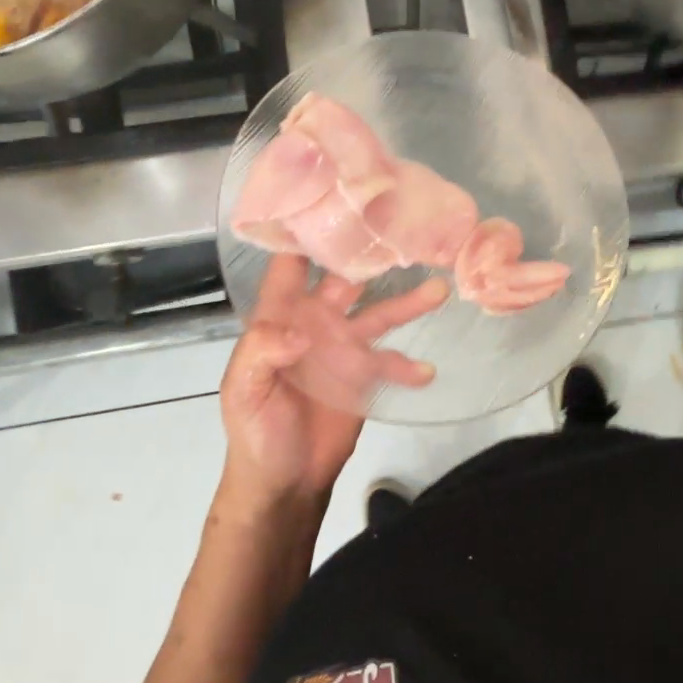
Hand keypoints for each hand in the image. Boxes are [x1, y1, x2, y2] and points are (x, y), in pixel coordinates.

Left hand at [219, 255, 447, 502]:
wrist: (285, 482)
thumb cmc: (255, 433)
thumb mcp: (244, 392)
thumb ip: (263, 353)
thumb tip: (301, 331)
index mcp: (279, 318)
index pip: (288, 265)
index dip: (304, 233)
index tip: (332, 201)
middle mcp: (314, 323)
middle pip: (345, 279)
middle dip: (369, 256)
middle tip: (402, 231)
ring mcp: (342, 349)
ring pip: (378, 315)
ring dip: (406, 303)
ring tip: (439, 289)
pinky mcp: (363, 377)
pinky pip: (391, 362)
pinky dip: (409, 366)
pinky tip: (427, 371)